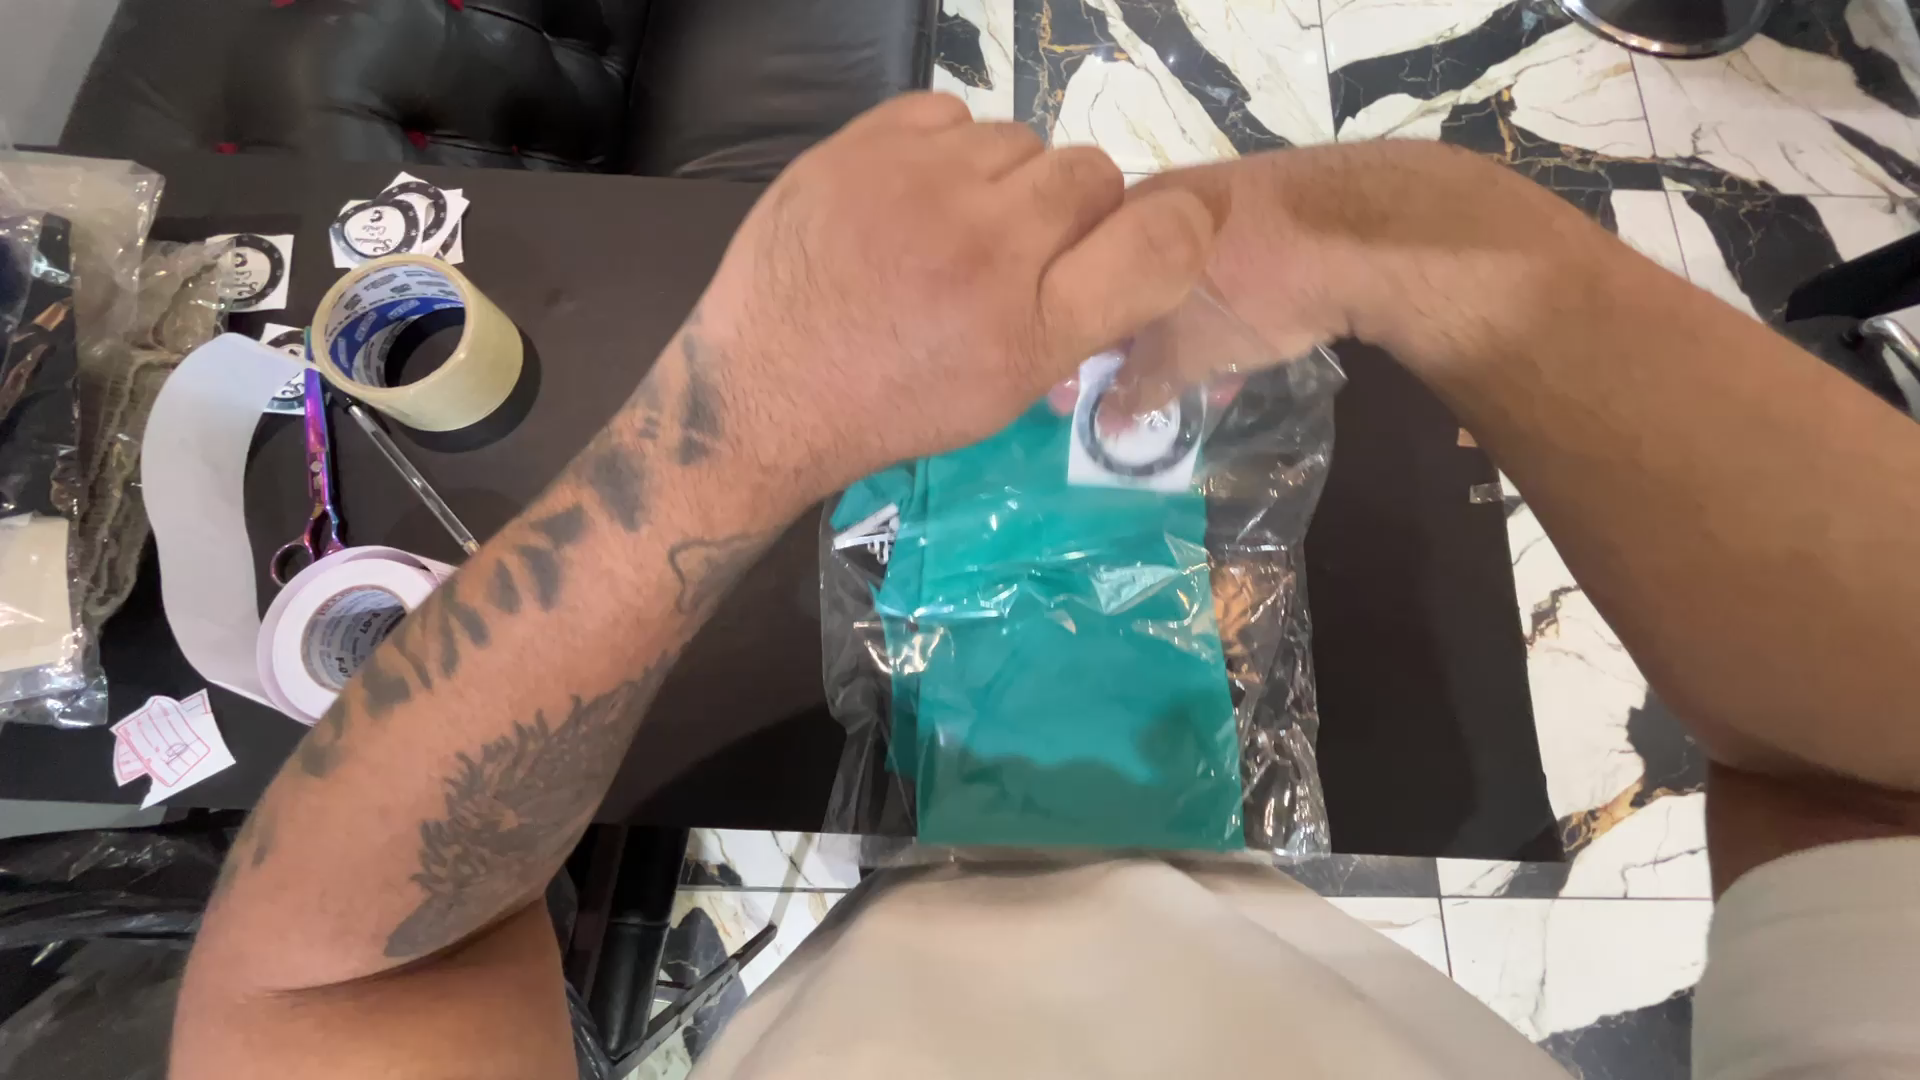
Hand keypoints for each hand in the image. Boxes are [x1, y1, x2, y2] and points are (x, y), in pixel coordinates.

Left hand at [687, 92, 1218, 502]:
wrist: (772, 388)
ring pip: (1019, 141)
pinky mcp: (863, 145)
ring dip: (1004, 182)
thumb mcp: (1004, 395)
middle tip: (1018, 256)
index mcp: (1032, 330)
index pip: (1163, 238)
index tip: (1138, 243)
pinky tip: (914, 201)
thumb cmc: (895, 405)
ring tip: (953, 232)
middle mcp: (989, 246)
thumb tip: (1133, 251)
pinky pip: (950, 115)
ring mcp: (922, 184)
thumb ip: (1080, 320)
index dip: (1172, 230)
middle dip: (1070, 213)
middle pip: (1092, 174)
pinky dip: (946, 154)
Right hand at [1128, 141, 1637, 385]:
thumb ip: (1139, 388)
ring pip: (1180, 277)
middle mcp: (1168, 195)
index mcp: (1128, 217)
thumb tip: (1109, 425)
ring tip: (1202, 381)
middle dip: (1133, 343)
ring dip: (1181, 333)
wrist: (1371, 235)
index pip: (1077, 285)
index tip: (1085, 387)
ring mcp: (1225, 193)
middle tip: (1143, 388)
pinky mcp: (1276, 202)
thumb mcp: (1185, 354)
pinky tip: (1248, 346)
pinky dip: (1224, 309)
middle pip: (1129, 281)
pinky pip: (1228, 265)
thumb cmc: (1252, 291)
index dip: (1079, 343)